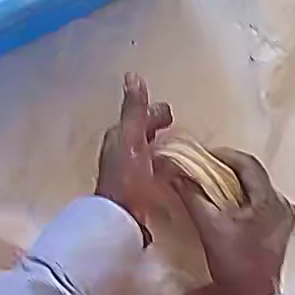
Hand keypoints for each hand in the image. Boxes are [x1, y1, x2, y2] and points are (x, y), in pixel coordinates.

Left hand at [95, 73, 172, 231]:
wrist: (121, 219)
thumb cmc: (127, 177)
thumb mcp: (132, 138)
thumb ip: (134, 110)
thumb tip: (131, 75)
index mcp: (118, 137)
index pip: (137, 118)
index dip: (153, 113)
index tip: (169, 113)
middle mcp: (119, 152)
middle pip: (140, 134)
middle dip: (155, 128)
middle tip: (173, 127)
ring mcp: (126, 172)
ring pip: (144, 151)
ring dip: (158, 147)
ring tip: (176, 148)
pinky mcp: (135, 190)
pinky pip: (149, 169)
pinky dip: (159, 165)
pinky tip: (169, 172)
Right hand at [166, 149, 294, 294]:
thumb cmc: (233, 264)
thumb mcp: (210, 227)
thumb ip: (193, 196)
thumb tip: (175, 173)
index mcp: (271, 201)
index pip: (248, 164)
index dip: (223, 156)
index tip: (201, 157)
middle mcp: (282, 204)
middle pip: (252, 175)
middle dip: (225, 169)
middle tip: (201, 169)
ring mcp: (283, 217)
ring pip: (255, 188)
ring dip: (232, 184)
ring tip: (208, 183)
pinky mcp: (277, 229)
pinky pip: (257, 202)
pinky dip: (239, 197)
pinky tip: (222, 202)